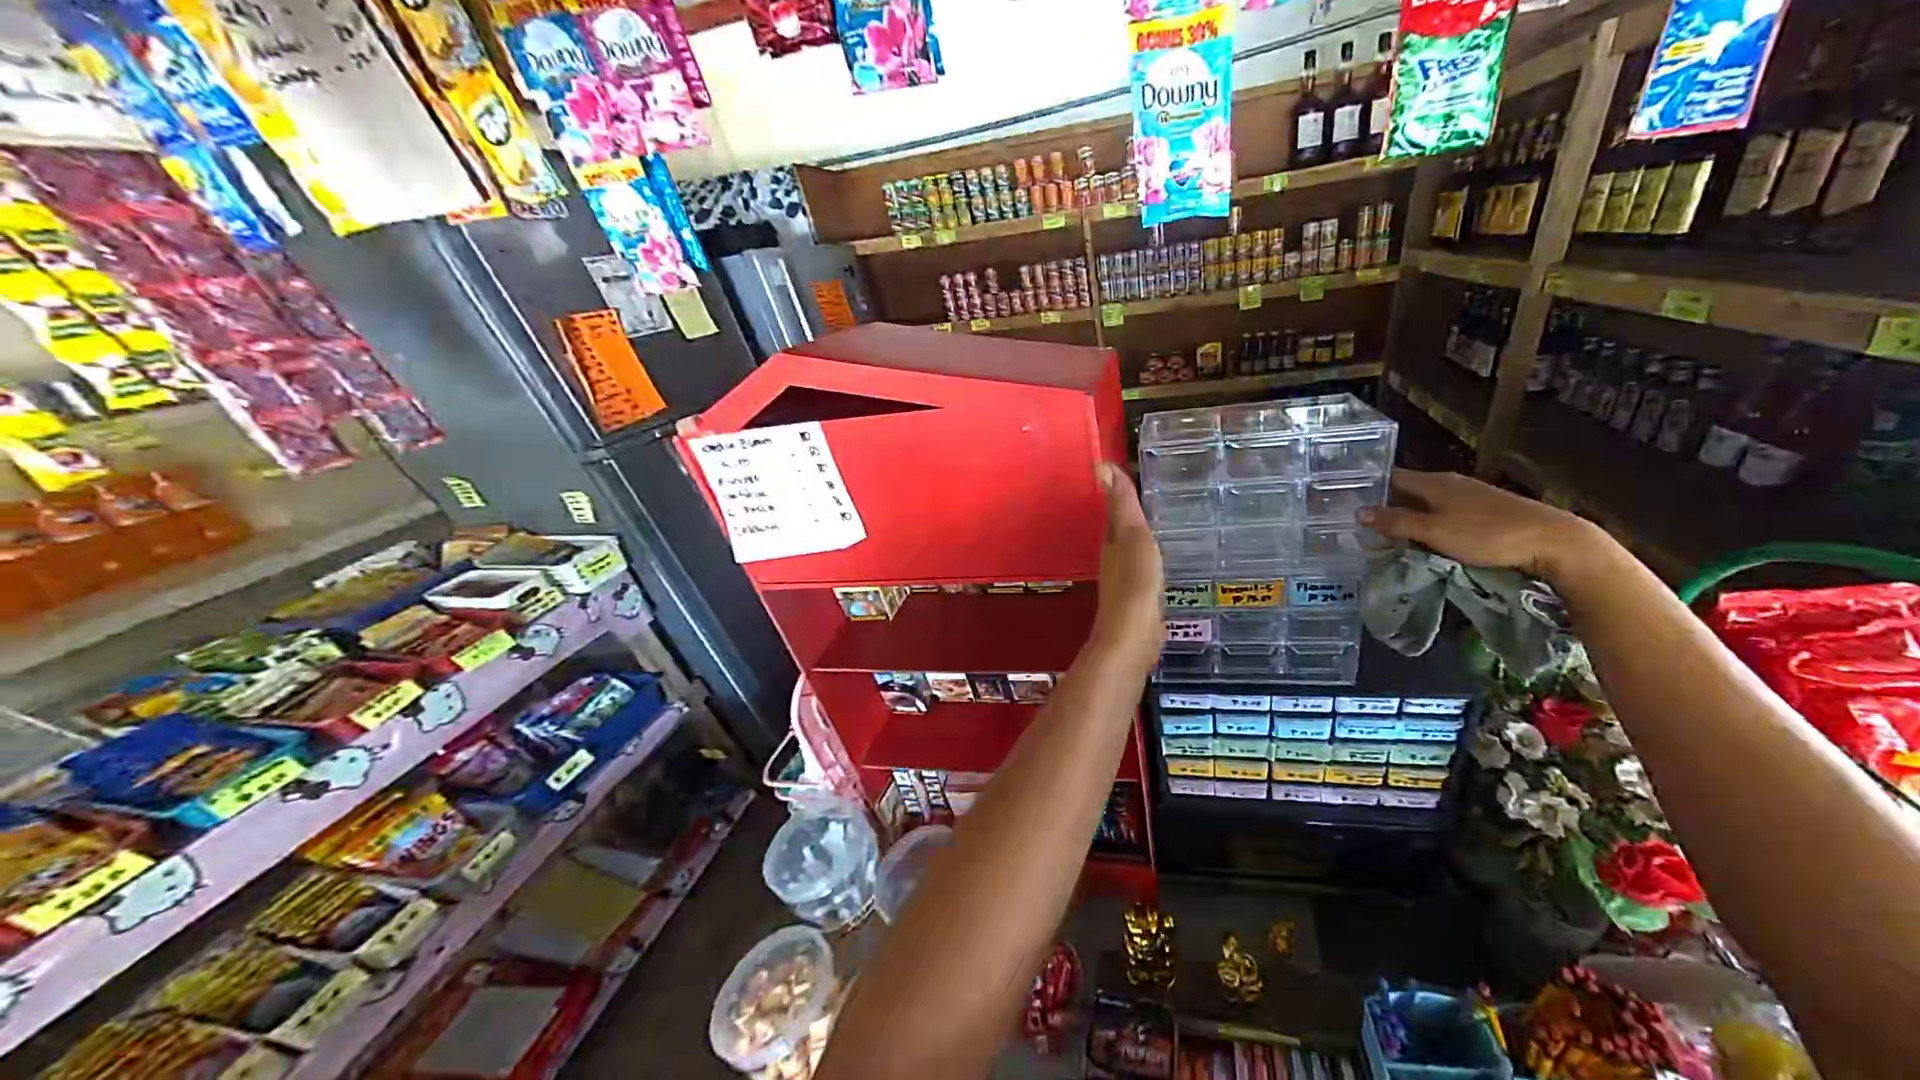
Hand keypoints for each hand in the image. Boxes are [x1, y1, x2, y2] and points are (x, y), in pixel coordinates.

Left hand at [1092, 464, 1163, 665]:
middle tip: (1150, 488)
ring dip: (1140, 532)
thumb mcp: (1134, 538)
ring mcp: (1124, 579)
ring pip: (1130, 546)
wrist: (1132, 638)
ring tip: (1160, 518)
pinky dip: (1149, 555)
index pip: (1114, 507)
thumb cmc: (1136, 584)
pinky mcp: (1137, 598)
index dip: (1119, 488)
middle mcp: (1113, 557)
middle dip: (1130, 509)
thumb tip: (1104, 466)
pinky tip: (1161, 558)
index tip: (1128, 467)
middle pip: (1120, 527)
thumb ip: (1122, 506)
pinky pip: (1142, 566)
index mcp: (1112, 540)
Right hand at [1358, 470, 1610, 582]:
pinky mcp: (1487, 512)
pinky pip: (1445, 513)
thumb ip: (1397, 522)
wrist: (1555, 542)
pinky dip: (1429, 522)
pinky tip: (1425, 537)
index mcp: (1435, 483)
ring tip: (1387, 533)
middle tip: (1361, 522)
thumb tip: (1360, 512)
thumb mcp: (1435, 531)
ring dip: (1408, 515)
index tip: (1347, 499)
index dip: (1370, 486)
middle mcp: (1451, 484)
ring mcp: (1471, 497)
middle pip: (1409, 490)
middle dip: (1386, 503)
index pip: (1393, 477)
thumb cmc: (1488, 534)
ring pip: (1428, 502)